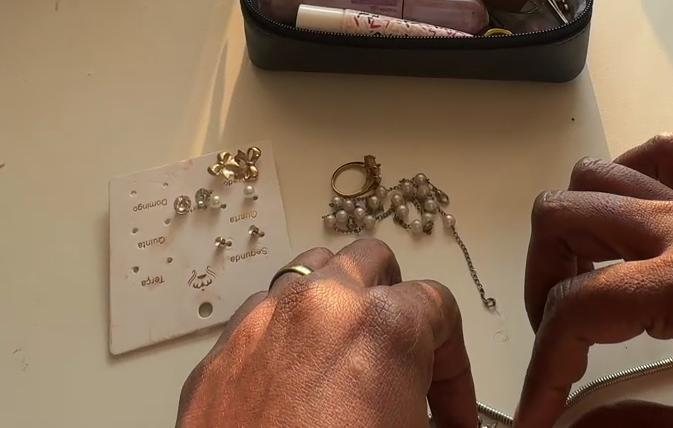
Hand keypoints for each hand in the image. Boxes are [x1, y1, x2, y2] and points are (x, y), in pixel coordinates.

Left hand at [178, 238, 476, 427]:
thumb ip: (439, 420)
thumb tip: (439, 422)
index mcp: (380, 326)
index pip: (438, 305)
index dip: (457, 366)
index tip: (453, 415)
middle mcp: (317, 305)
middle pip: (369, 260)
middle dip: (395, 304)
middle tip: (403, 365)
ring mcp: (258, 323)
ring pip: (310, 274)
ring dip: (337, 307)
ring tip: (346, 367)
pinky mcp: (215, 358)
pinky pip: (261, 317)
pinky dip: (286, 336)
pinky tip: (293, 393)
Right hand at [518, 134, 672, 427]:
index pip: (577, 309)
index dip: (543, 370)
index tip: (538, 417)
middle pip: (565, 215)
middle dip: (542, 281)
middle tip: (555, 345)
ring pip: (600, 178)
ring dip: (574, 230)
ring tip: (583, 290)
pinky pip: (663, 161)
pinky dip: (629, 184)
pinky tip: (632, 236)